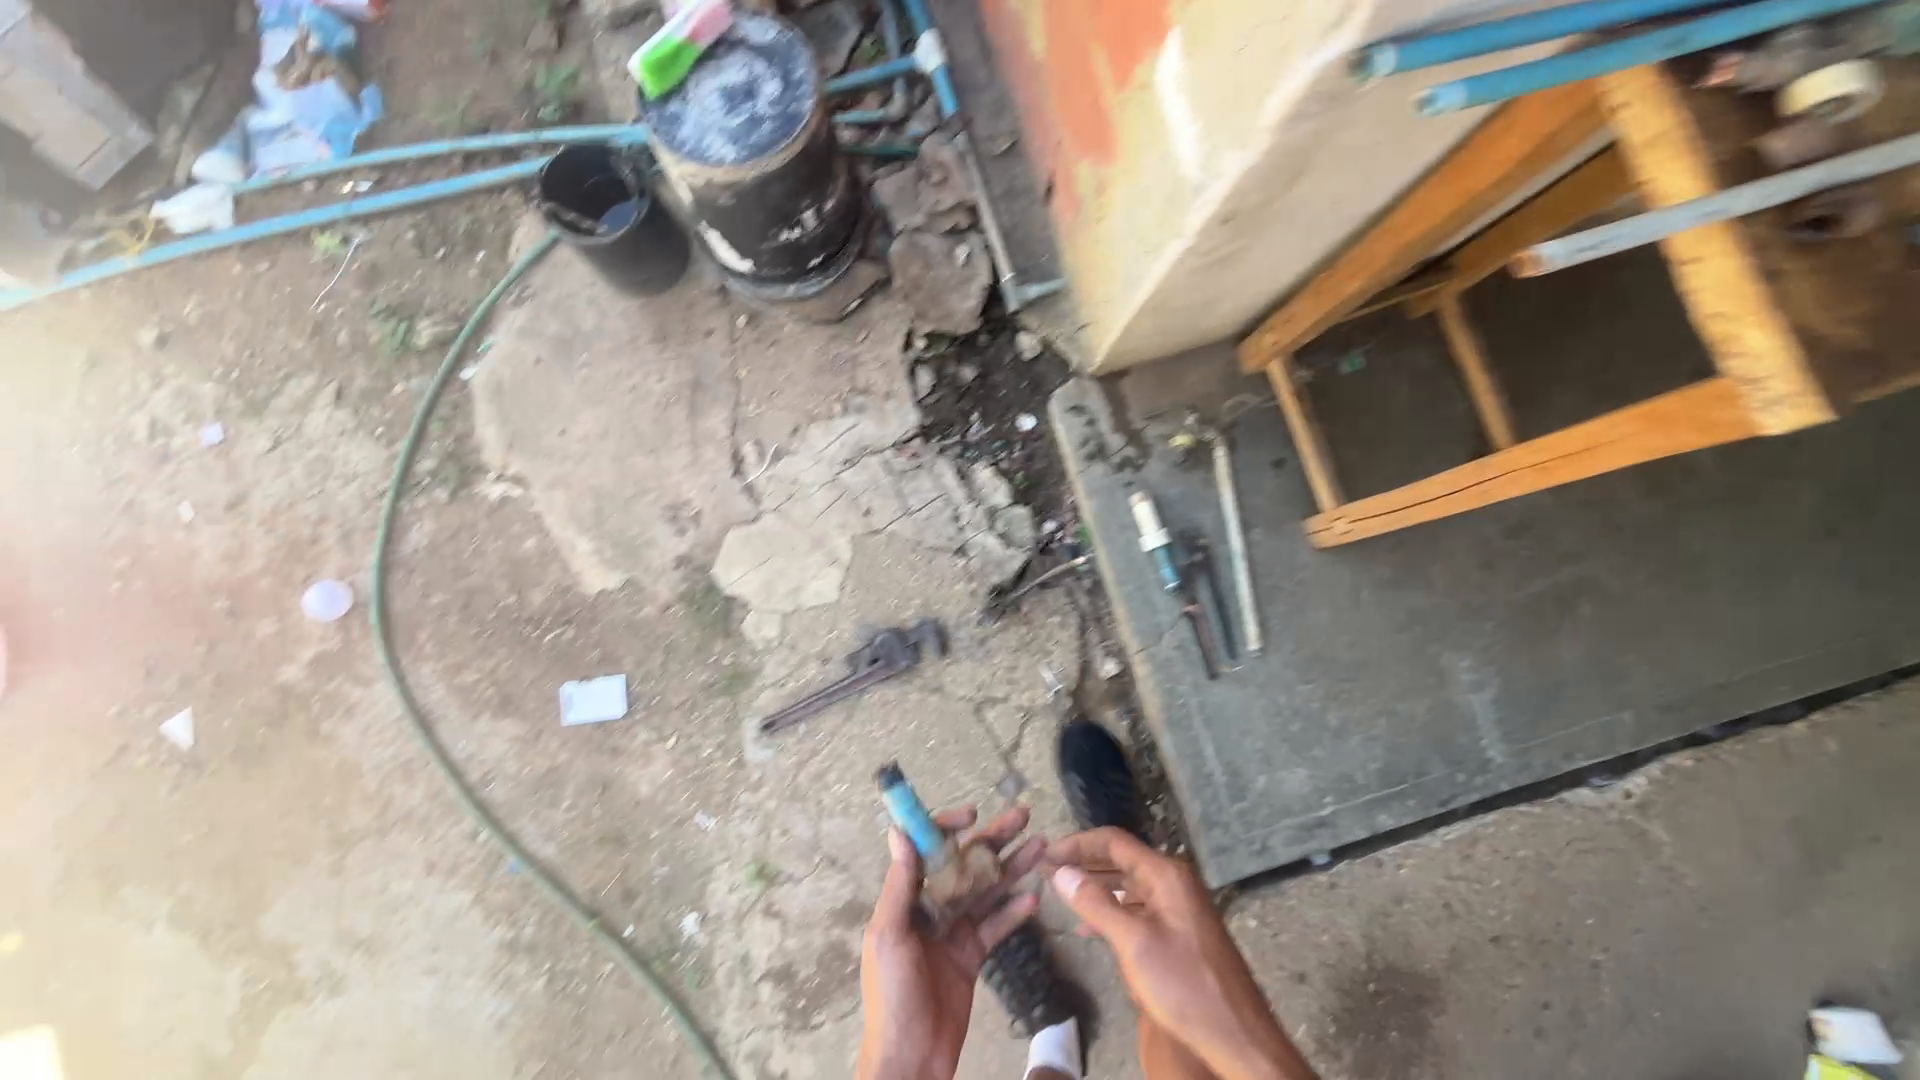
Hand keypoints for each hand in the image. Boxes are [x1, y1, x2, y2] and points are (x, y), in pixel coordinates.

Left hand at [856, 805, 1047, 1079]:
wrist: (911, 1058)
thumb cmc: (891, 995)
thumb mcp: (888, 935)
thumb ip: (900, 884)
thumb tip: (899, 831)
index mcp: (906, 898)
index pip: (929, 850)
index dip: (948, 827)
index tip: (973, 815)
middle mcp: (930, 908)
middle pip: (966, 865)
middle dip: (994, 839)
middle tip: (1024, 816)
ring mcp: (954, 931)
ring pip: (987, 891)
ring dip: (1012, 868)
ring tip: (1041, 846)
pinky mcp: (972, 956)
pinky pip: (996, 926)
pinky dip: (1014, 911)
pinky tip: (1035, 896)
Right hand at [1048, 829, 1316, 1079]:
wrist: (1238, 1035)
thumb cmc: (1185, 986)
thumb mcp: (1133, 944)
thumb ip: (1096, 904)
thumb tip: (1061, 872)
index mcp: (1166, 875)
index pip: (1114, 842)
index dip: (1077, 844)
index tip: (1046, 854)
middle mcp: (1174, 882)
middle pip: (1122, 859)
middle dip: (1084, 862)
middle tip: (1047, 871)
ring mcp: (1180, 907)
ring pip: (1130, 884)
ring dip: (1096, 886)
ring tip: (1063, 895)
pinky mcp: (1181, 931)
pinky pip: (1140, 907)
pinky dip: (1114, 910)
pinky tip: (1091, 929)